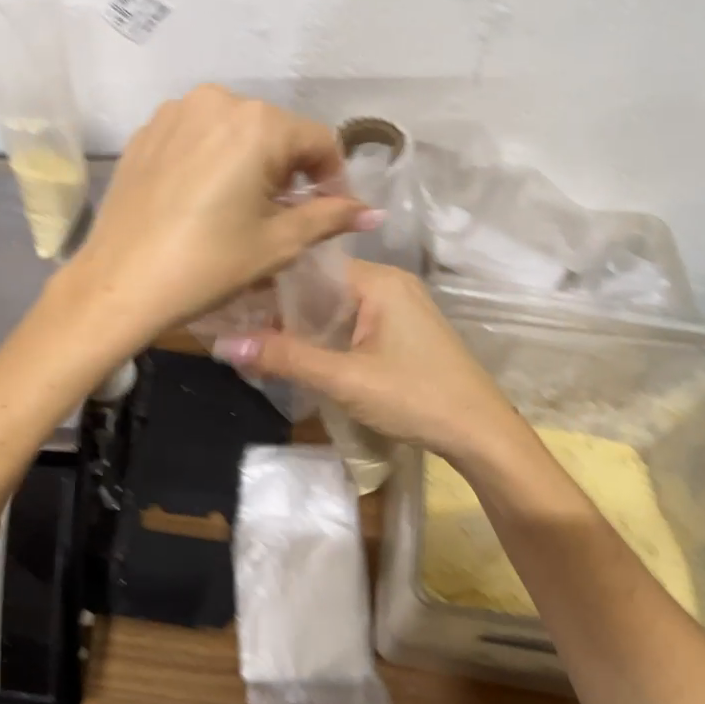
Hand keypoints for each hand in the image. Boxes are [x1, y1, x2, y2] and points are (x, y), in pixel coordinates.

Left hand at [59, 85, 377, 343]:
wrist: (119, 284)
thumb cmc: (206, 265)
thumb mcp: (277, 244)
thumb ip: (329, 218)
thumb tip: (372, 212)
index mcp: (257, 122)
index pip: (318, 141)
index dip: (333, 178)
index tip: (331, 213)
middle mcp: (216, 101)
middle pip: (274, 132)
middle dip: (288, 170)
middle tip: (285, 216)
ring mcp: (174, 113)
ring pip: (233, 133)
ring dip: (249, 164)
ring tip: (242, 209)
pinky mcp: (145, 133)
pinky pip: (195, 138)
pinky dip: (211, 161)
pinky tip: (202, 201)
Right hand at [215, 261, 524, 459]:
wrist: (481, 435)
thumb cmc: (416, 398)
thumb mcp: (344, 379)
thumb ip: (284, 359)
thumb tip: (223, 345)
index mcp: (377, 281)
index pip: (308, 268)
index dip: (267, 286)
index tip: (228, 305)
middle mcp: (388, 285)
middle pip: (319, 289)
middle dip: (278, 312)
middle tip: (234, 332)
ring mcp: (398, 310)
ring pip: (333, 310)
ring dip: (299, 329)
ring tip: (255, 347)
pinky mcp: (400, 334)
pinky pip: (349, 326)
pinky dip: (322, 340)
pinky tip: (297, 360)